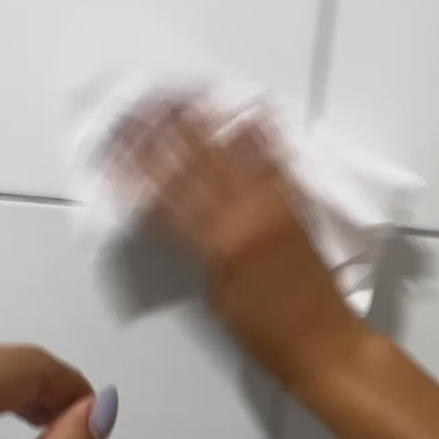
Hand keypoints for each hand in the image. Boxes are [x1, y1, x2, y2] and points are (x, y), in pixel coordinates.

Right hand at [115, 103, 368, 388]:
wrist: (326, 343)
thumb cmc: (265, 334)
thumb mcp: (216, 296)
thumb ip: (199, 251)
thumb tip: (185, 218)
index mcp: (216, 245)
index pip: (164, 196)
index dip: (135, 167)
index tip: (113, 143)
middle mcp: (243, 216)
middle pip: (193, 164)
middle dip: (160, 131)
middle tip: (136, 103)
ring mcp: (274, 205)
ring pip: (232, 154)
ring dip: (203, 122)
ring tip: (179, 94)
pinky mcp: (297, 204)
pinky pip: (276, 162)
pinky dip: (261, 134)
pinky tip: (248, 110)